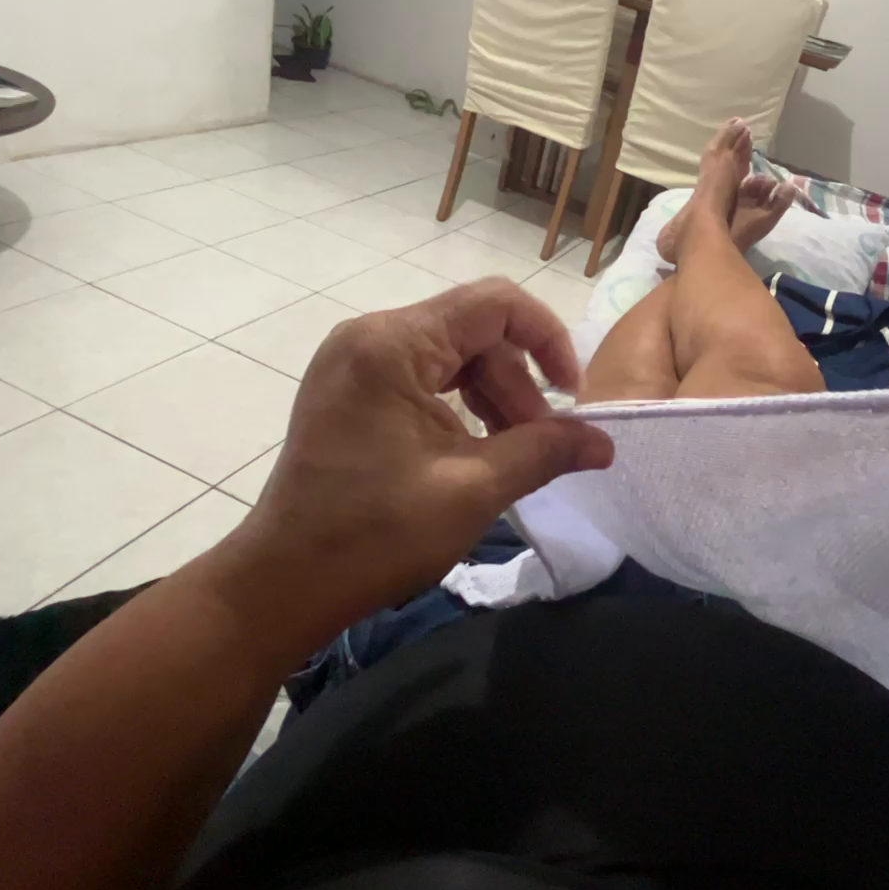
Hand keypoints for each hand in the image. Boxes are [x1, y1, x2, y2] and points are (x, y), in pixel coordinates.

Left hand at [226, 279, 613, 624]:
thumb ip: (546, 451)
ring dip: (495, 398)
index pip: (495, 304)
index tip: (572, 394)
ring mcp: (356, 363)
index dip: (548, 339)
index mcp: (394, 344)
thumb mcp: (475, 490)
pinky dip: (462, 407)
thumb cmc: (376, 535)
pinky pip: (425, 378)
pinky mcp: (352, 391)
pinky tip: (479, 449)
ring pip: (453, 356)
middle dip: (519, 383)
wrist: (283, 585)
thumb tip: (605, 442)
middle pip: (474, 331)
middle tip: (544, 443)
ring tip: (516, 452)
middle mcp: (371, 337)